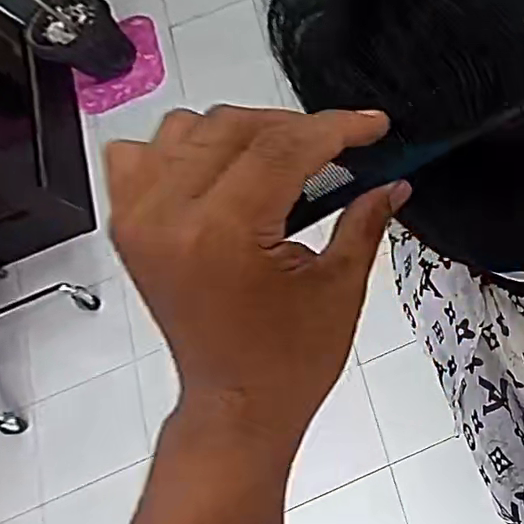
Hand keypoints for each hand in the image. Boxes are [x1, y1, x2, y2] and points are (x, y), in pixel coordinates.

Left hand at [105, 107, 409, 448]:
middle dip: (298, 127)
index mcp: (225, 233)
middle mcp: (167, 215)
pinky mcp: (130, 226)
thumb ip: (365, 222)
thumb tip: (392, 185)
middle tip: (346, 143)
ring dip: (246, 132)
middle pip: (233, 129)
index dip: (336, 129)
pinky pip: (144, 155)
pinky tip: (230, 169)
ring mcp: (138, 217)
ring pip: (186, 130)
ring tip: (294, 155)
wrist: (241, 399)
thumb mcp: (342, 286)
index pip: (281, 150)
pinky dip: (190, 148)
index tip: (374, 125)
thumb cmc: (294, 357)